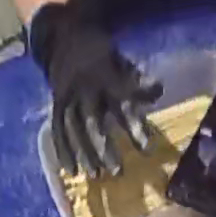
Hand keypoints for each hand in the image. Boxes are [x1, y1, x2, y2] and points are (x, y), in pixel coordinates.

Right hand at [29, 0, 160, 175]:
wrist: (66, 40)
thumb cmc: (103, 59)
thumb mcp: (123, 63)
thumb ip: (138, 81)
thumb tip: (158, 92)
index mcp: (107, 78)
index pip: (123, 104)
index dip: (135, 126)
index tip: (148, 150)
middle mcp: (86, 90)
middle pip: (95, 123)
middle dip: (105, 149)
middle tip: (118, 173)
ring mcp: (69, 99)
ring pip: (75, 131)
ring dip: (85, 155)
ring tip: (96, 176)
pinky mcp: (56, 107)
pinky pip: (58, 132)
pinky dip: (63, 152)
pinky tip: (71, 172)